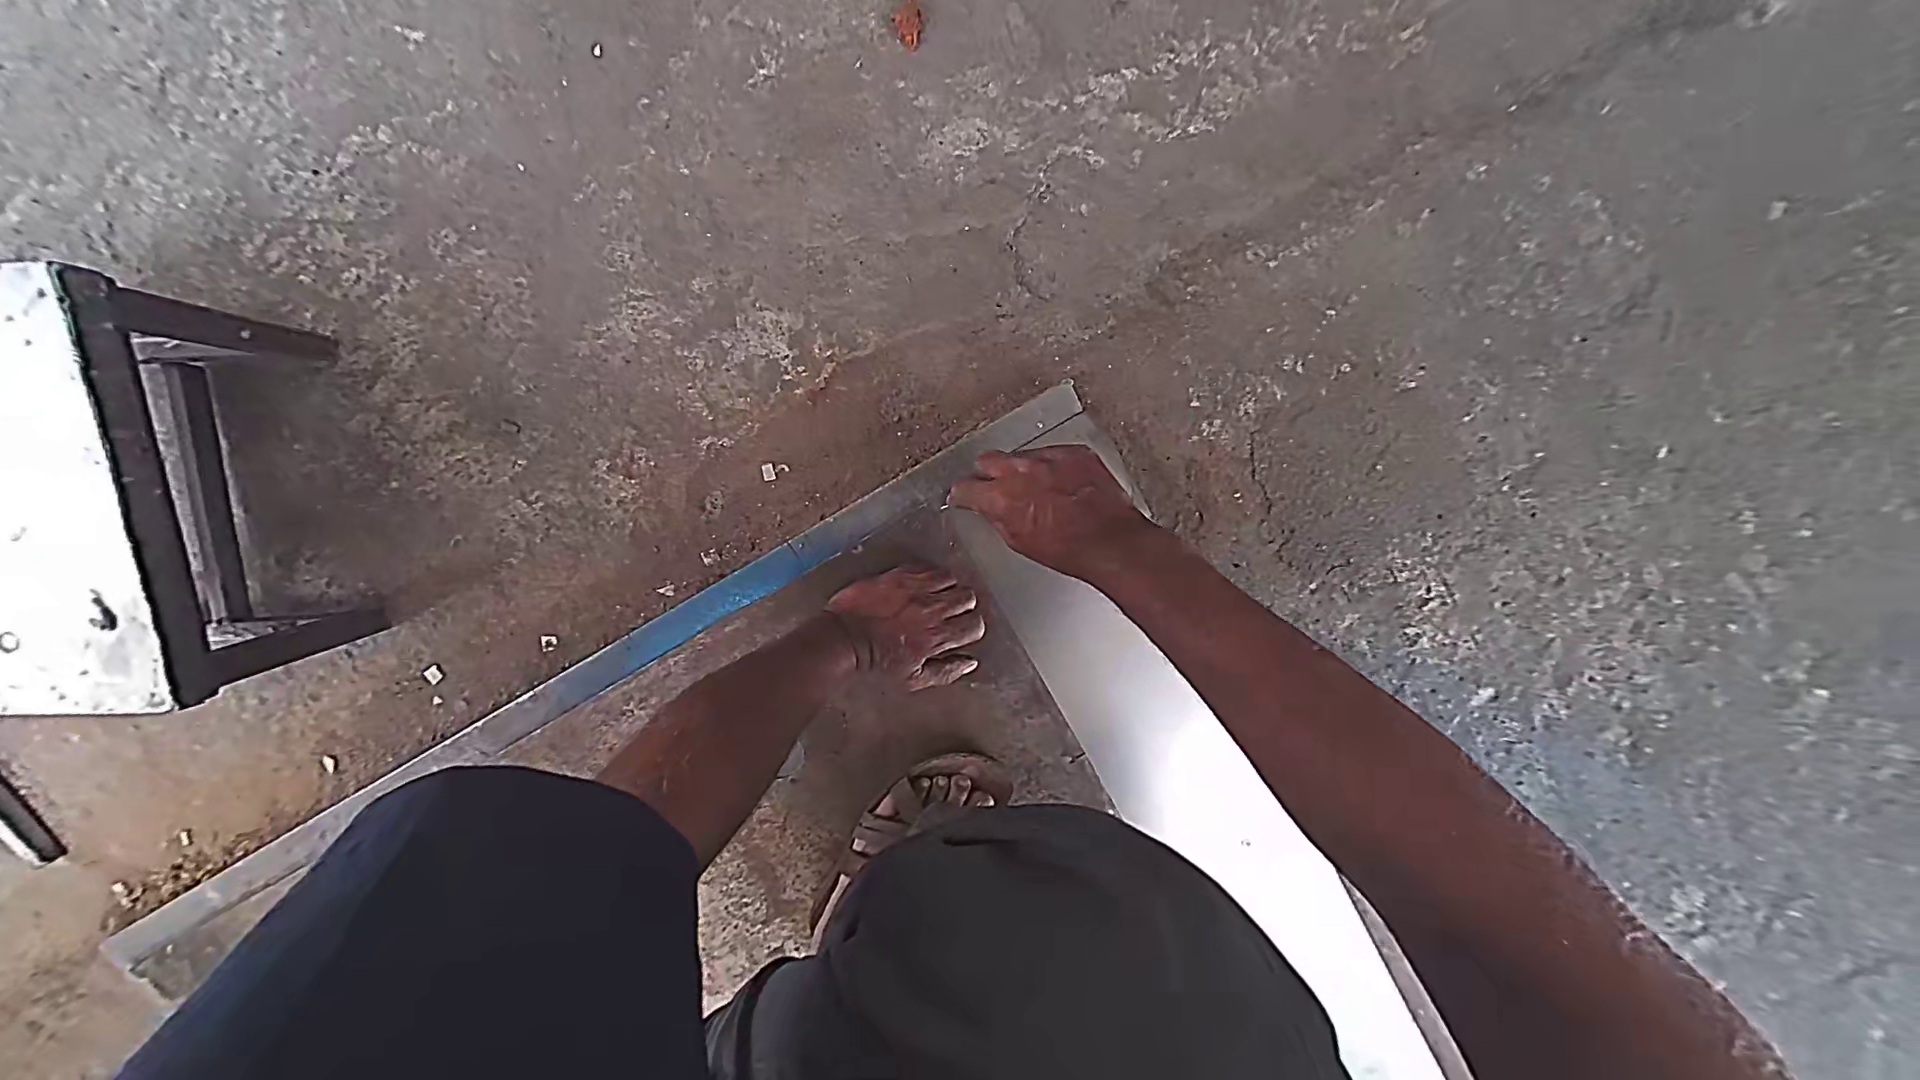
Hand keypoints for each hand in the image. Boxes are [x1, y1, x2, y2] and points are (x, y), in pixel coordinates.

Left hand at [826, 565, 985, 689]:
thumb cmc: (876, 662)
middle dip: (963, 605)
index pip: (974, 625)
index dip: (971, 627)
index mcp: (937, 637)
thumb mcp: (913, 678)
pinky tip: (921, 585)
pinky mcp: (899, 575)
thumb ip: (945, 671)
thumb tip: (970, 662)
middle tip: (950, 611)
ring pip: (951, 578)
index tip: (962, 629)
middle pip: (968, 597)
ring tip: (936, 595)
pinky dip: (929, 575)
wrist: (843, 639)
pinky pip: (928, 567)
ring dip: (948, 587)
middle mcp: (931, 610)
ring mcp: (915, 589)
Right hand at [949, 446, 1161, 580]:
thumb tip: (990, 511)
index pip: (965, 487)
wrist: (1110, 542)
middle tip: (995, 486)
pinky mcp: (1074, 453)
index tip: (963, 496)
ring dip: (1023, 470)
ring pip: (1021, 455)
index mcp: (1002, 497)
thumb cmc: (1070, 549)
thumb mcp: (1020, 542)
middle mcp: (1022, 471)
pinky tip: (1061, 485)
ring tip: (1039, 491)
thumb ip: (997, 519)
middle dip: (987, 473)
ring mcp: (1049, 458)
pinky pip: (1052, 454)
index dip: (962, 494)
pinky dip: (1052, 467)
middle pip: (988, 460)